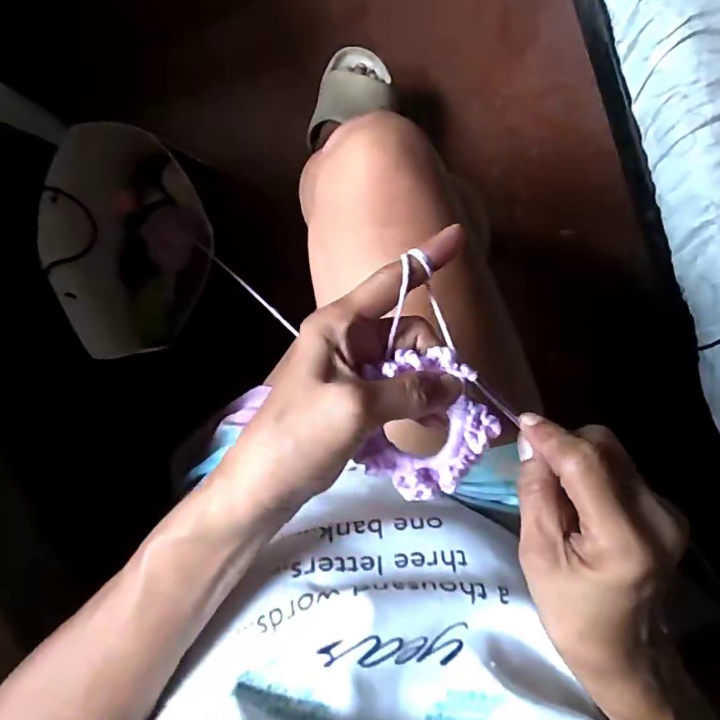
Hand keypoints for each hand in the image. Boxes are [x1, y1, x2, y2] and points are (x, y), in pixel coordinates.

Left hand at [216, 225, 467, 513]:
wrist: (260, 485)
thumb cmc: (298, 436)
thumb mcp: (355, 409)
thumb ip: (408, 391)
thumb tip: (455, 383)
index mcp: (337, 325)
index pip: (388, 281)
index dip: (425, 258)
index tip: (459, 234)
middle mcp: (344, 340)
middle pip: (406, 333)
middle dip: (430, 361)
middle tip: (445, 401)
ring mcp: (347, 370)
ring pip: (404, 365)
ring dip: (425, 390)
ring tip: (436, 424)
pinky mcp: (351, 399)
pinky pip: (393, 392)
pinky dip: (411, 407)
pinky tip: (422, 432)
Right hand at [515, 415, 688, 719]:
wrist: (630, 658)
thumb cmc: (574, 617)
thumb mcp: (538, 558)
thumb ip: (536, 495)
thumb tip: (531, 444)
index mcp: (624, 537)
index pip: (586, 462)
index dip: (552, 437)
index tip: (521, 422)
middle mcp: (658, 517)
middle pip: (605, 446)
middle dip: (565, 447)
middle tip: (537, 472)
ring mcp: (669, 514)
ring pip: (614, 454)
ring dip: (579, 460)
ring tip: (559, 497)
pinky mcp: (669, 513)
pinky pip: (623, 471)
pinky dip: (594, 474)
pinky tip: (582, 507)